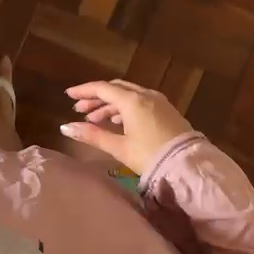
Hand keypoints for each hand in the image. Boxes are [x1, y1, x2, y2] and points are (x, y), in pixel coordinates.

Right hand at [60, 79, 193, 176]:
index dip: (83, 91)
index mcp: (132, 100)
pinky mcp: (166, 110)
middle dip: (96, 98)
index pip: (102, 88)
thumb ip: (92, 135)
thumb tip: (66, 127)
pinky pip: (140, 102)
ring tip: (95, 119)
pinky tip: (117, 121)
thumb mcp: (119, 147)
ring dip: (110, 104)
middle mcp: (145, 95)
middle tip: (79, 110)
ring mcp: (158, 102)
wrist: (188, 165)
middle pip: (115, 89)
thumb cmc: (150, 155)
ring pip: (128, 95)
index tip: (68, 95)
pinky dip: (124, 108)